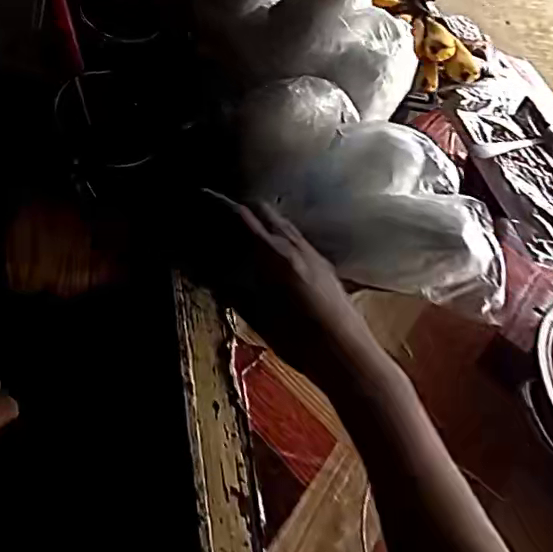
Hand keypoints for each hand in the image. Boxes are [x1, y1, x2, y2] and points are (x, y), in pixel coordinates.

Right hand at [195, 191, 374, 378]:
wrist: (349, 356)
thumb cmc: (298, 341)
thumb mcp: (257, 317)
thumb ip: (233, 291)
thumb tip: (210, 277)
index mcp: (273, 254)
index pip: (241, 216)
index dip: (219, 203)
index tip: (203, 195)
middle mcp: (294, 245)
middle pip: (264, 210)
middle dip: (242, 208)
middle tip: (223, 220)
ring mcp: (312, 253)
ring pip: (282, 222)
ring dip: (262, 221)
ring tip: (247, 237)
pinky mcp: (325, 265)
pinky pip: (296, 237)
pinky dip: (279, 236)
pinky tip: (274, 258)